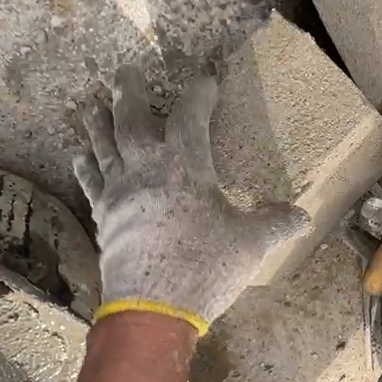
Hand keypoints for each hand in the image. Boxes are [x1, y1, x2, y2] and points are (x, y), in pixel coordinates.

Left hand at [74, 66, 309, 334]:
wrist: (152, 309)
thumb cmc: (205, 268)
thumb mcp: (251, 243)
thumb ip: (275, 223)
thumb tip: (303, 215)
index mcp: (185, 166)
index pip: (190, 115)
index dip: (198, 92)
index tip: (205, 77)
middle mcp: (146, 169)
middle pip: (131, 120)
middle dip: (129, 93)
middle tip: (125, 72)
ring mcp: (120, 192)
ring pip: (104, 145)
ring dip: (98, 121)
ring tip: (90, 103)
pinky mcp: (105, 217)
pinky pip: (91, 183)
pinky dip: (85, 167)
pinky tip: (78, 156)